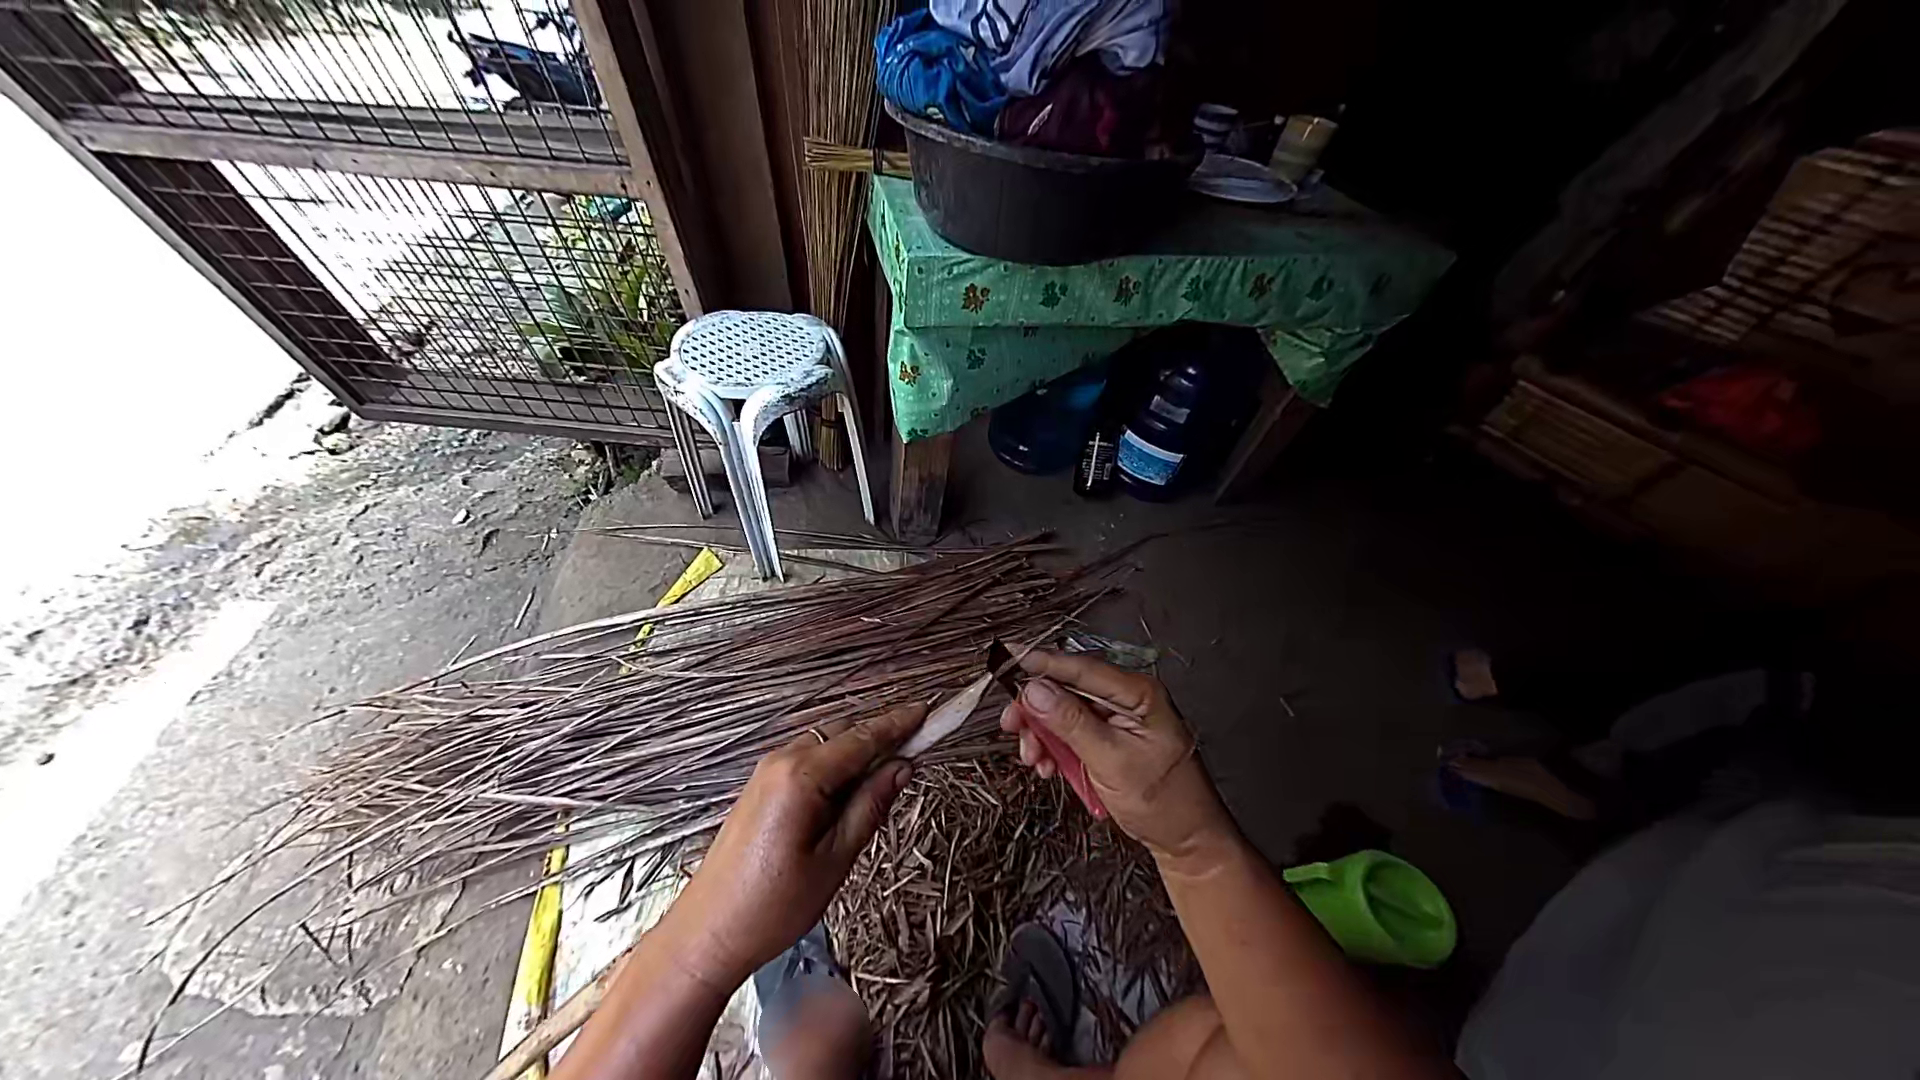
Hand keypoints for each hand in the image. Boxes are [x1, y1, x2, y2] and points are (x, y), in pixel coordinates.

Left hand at [658, 705, 923, 988]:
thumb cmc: (773, 907)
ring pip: (826, 744)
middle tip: (916, 752)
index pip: (862, 738)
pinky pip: (809, 759)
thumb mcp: (835, 859)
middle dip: (881, 737)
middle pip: (844, 733)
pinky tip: (851, 790)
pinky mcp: (761, 786)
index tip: (928, 710)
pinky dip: (836, 764)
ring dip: (858, 751)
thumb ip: (871, 805)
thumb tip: (903, 766)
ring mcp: (767, 771)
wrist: (704, 936)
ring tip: (888, 777)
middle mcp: (781, 760)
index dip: (899, 723)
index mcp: (801, 776)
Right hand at [999, 651, 1233, 864]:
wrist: (1186, 841)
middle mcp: (1125, 700)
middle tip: (1013, 722)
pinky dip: (1052, 747)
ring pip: (1062, 712)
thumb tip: (1036, 690)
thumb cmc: (1167, 802)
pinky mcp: (1105, 738)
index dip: (1042, 661)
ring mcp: (1114, 720)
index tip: (1010, 656)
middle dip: (1036, 707)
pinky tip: (1047, 764)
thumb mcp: (1112, 761)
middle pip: (1067, 688)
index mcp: (1138, 693)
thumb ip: (1071, 722)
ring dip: (1041, 733)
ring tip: (1033, 756)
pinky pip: (1068, 732)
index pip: (1082, 668)